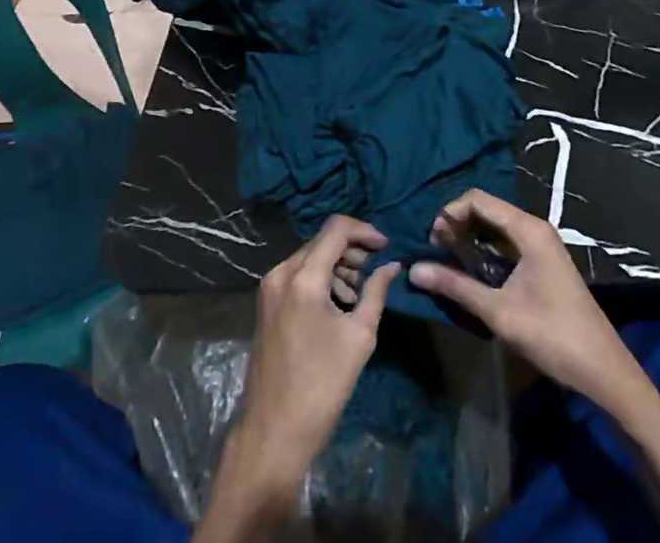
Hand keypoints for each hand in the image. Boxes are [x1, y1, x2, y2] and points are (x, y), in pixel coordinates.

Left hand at [236, 216, 400, 483]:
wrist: (274, 430)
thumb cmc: (323, 384)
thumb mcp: (360, 335)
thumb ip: (376, 292)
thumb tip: (392, 265)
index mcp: (303, 278)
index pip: (336, 229)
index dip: (365, 231)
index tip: (386, 248)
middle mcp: (281, 273)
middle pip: (322, 241)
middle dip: (353, 250)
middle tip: (378, 271)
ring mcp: (269, 289)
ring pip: (310, 257)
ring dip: (338, 266)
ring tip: (361, 293)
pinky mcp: (267, 304)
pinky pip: (298, 276)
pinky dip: (322, 279)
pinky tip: (340, 304)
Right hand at [409, 190, 649, 412]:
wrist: (600, 367)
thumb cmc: (551, 335)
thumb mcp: (498, 311)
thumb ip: (455, 286)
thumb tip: (413, 270)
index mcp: (528, 229)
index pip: (478, 200)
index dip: (450, 213)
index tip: (431, 241)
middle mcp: (534, 228)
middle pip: (486, 209)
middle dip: (456, 224)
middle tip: (434, 251)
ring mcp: (540, 245)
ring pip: (495, 227)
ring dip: (468, 238)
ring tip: (445, 261)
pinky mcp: (541, 262)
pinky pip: (505, 243)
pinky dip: (483, 250)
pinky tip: (469, 271)